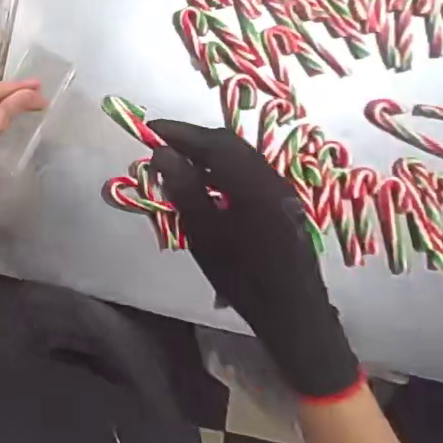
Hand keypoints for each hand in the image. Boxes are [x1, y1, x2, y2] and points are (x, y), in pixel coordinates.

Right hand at [147, 119, 359, 398]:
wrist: (292, 312)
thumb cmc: (242, 275)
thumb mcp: (203, 232)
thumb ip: (183, 188)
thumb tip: (162, 153)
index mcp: (253, 183)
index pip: (214, 141)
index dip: (180, 132)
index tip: (150, 130)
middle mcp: (272, 180)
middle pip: (229, 146)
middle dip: (192, 141)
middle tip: (159, 146)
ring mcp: (280, 193)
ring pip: (239, 160)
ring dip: (206, 157)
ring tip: (175, 166)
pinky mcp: (281, 207)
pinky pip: (246, 176)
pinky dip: (220, 173)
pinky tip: (203, 188)